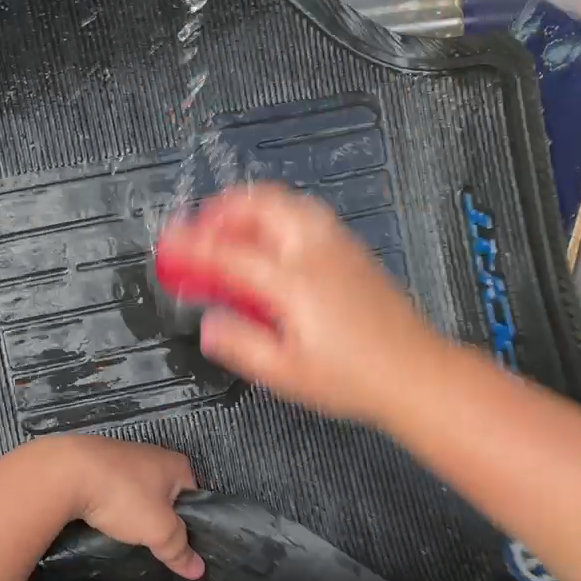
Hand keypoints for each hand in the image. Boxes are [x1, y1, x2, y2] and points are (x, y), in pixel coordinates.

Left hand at [17, 436, 203, 579]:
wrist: (64, 473)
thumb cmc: (123, 497)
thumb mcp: (159, 530)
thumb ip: (179, 549)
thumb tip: (199, 571)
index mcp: (175, 464)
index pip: (193, 498)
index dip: (188, 523)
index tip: (176, 545)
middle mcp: (151, 454)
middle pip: (162, 495)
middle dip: (156, 518)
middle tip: (148, 543)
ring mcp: (119, 455)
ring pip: (133, 492)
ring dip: (128, 511)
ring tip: (120, 533)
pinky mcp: (92, 461)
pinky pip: (108, 488)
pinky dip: (106, 503)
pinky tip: (98, 517)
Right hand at [154, 183, 442, 422]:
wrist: (414, 373)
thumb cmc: (357, 378)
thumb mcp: (284, 374)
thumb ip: (241, 345)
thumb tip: (210, 326)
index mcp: (295, 284)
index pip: (229, 254)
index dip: (191, 247)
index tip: (167, 244)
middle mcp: (318, 254)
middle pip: (261, 205)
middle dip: (221, 209)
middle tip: (196, 227)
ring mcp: (339, 247)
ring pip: (287, 203)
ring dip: (249, 208)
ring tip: (227, 227)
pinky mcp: (353, 252)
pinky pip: (307, 215)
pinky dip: (276, 216)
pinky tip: (268, 240)